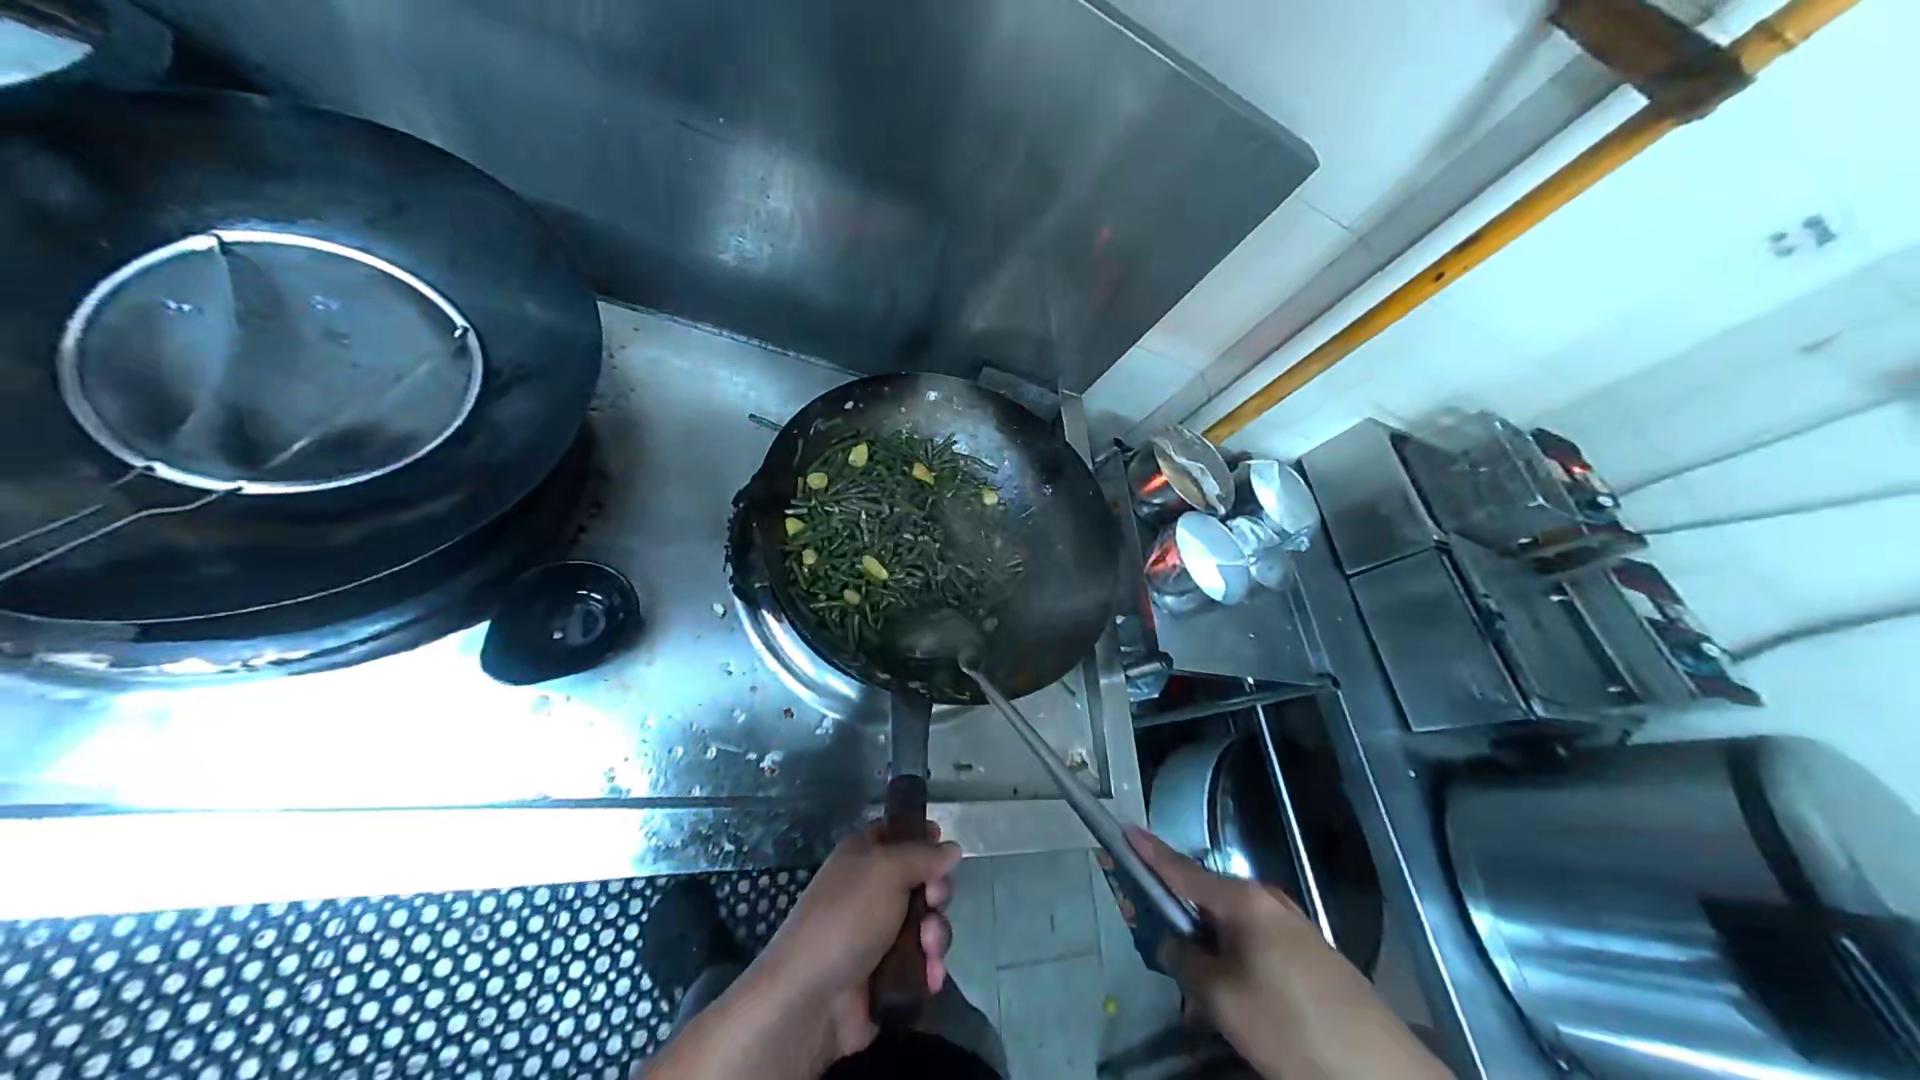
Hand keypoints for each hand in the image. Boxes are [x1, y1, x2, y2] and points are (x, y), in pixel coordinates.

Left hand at [752, 820, 962, 1060]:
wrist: (811, 999)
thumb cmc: (847, 918)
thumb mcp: (886, 870)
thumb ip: (924, 854)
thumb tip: (953, 848)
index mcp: (863, 856)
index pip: (899, 835)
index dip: (925, 840)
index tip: (944, 853)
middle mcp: (872, 890)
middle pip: (922, 880)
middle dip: (937, 892)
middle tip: (934, 901)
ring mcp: (880, 933)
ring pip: (927, 922)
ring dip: (936, 935)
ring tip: (929, 950)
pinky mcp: (889, 973)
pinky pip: (923, 961)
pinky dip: (930, 967)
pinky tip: (929, 976)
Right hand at [1129, 826, 1450, 1079]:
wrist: (1383, 1076)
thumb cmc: (1291, 1026)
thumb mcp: (1221, 998)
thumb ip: (1185, 961)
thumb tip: (1174, 943)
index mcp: (1244, 901)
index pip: (1183, 869)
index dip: (1151, 852)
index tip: (1126, 830)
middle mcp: (1269, 904)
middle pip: (1207, 904)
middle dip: (1183, 932)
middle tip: (1169, 970)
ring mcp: (1294, 929)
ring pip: (1232, 935)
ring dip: (1210, 962)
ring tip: (1205, 1011)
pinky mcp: (1311, 958)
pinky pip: (1257, 952)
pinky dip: (1237, 973)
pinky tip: (1240, 1014)